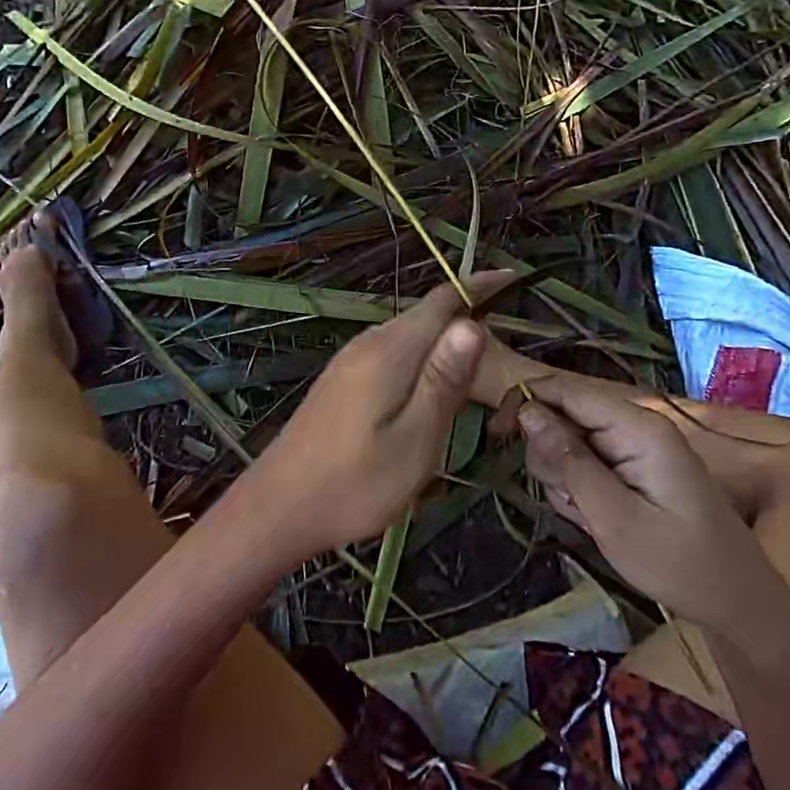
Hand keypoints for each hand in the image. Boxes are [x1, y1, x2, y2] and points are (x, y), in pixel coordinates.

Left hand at [240, 271, 511, 560]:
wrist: (275, 511)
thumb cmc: (353, 485)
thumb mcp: (414, 440)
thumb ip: (443, 381)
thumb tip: (473, 323)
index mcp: (390, 352)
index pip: (443, 301)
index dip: (479, 285)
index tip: (514, 277)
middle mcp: (368, 345)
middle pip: (426, 316)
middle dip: (466, 317)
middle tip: (506, 348)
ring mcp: (349, 363)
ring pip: (408, 337)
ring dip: (443, 342)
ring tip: (475, 368)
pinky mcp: (340, 382)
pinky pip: (391, 355)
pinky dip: (420, 360)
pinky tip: (427, 390)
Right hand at [516, 376, 789, 631]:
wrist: (733, 600)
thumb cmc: (678, 563)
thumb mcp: (613, 518)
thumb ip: (568, 461)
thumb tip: (526, 410)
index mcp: (637, 427)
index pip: (567, 390)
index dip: (525, 402)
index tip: (496, 435)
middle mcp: (635, 426)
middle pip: (564, 416)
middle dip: (551, 458)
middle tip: (572, 503)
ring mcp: (635, 447)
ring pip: (570, 444)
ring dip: (565, 480)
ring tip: (590, 518)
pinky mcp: (633, 467)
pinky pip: (587, 465)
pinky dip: (580, 491)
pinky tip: (598, 520)